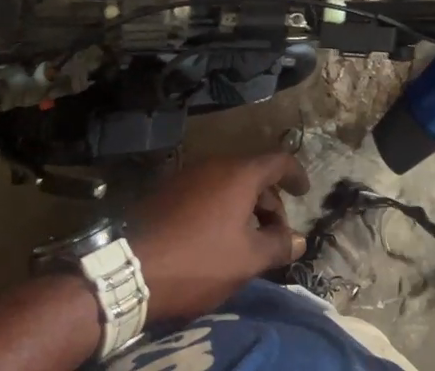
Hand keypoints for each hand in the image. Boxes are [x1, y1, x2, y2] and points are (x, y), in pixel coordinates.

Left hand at [128, 151, 310, 321]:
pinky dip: (220, 208)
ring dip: (244, 207)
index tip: (305, 192)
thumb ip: (278, 246)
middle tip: (274, 234)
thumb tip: (299, 240)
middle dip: (269, 202)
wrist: (129, 272)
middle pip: (252, 174)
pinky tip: (215, 238)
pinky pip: (205, 193)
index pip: (279, 161)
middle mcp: (214, 165)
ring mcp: (186, 176)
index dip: (296, 174)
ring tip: (245, 240)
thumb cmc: (199, 261)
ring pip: (227, 184)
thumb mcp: (247, 260)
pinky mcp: (165, 192)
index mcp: (240, 174)